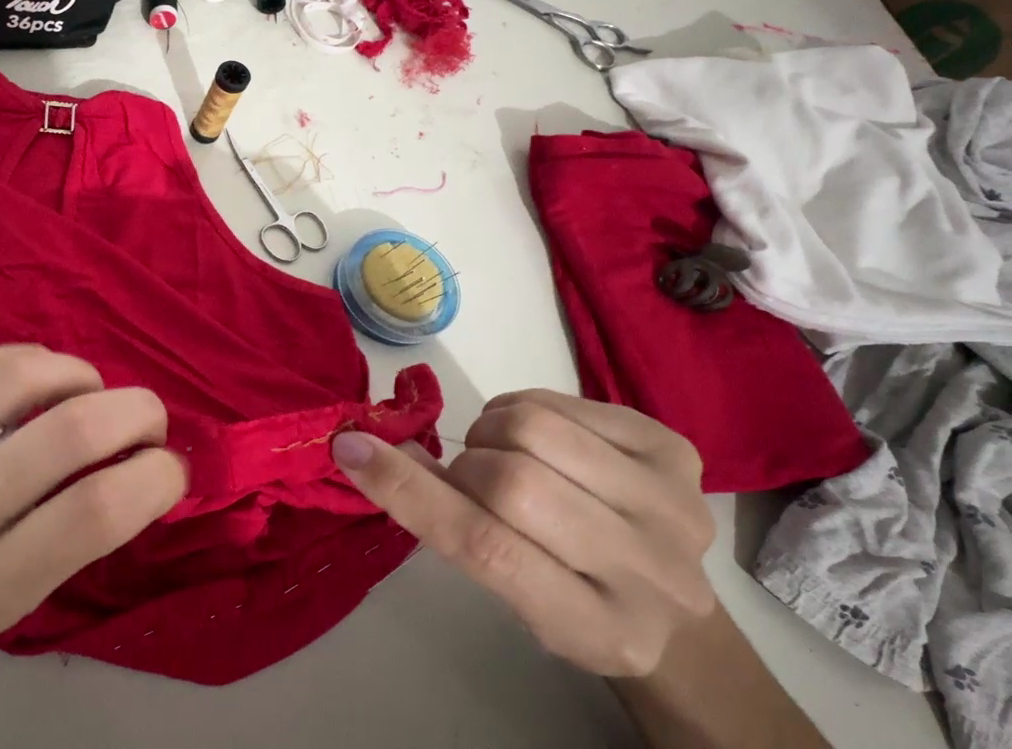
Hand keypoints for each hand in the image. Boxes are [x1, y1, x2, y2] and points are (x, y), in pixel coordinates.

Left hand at [0, 345, 187, 689]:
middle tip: (150, 420)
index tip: (170, 468)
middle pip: (68, 434)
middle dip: (136, 412)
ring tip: (94, 392)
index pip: (96, 511)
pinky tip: (47, 377)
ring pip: (19, 378)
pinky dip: (31, 359)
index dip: (156, 477)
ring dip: (80, 374)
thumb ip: (82, 533)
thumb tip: (147, 461)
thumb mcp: (23, 600)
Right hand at [331, 389, 716, 676]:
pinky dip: (522, 409)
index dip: (409, 492)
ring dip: (492, 431)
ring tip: (500, 452)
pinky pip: (563, 401)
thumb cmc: (566, 600)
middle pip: (513, 482)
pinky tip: (536, 438)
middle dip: (465, 465)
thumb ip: (446, 520)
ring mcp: (675, 506)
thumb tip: (365, 448)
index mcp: (596, 628)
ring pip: (538, 428)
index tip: (350, 449)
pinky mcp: (678, 453)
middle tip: (465, 475)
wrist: (668, 604)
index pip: (485, 547)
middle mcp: (652, 571)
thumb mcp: (505, 589)